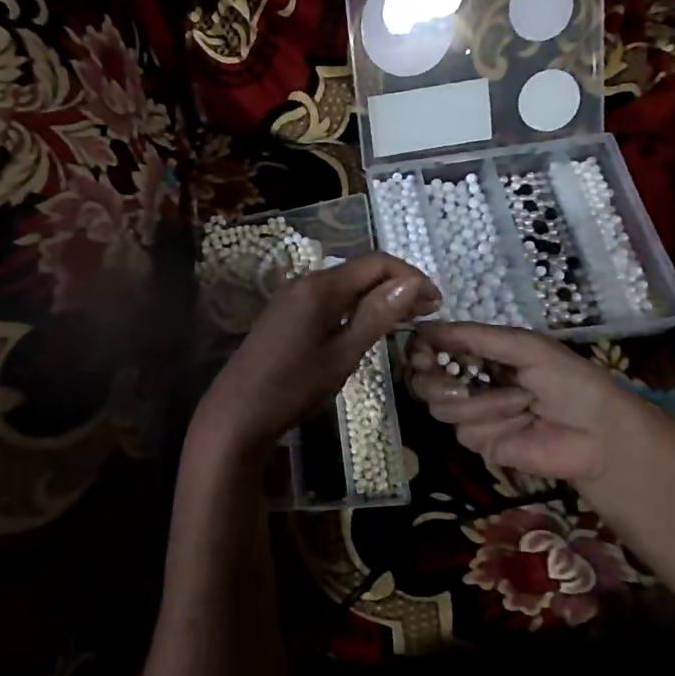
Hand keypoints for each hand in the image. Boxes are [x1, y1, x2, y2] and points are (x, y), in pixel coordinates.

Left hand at [194, 253, 438, 452]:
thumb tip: (412, 283)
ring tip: (402, 321)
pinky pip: (326, 300)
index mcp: (320, 287)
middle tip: (425, 314)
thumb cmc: (293, 387)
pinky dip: (351, 308)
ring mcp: (290, 297)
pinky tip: (364, 328)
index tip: (436, 303)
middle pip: (359, 271)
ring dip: (374, 297)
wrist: (238, 412)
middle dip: (395, 286)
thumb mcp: (343, 354)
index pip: (376, 263)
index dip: (411, 278)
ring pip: (343, 285)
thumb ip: (376, 316)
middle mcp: (304, 282)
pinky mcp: (283, 314)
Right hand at [405, 322, 649, 483]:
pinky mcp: (479, 442)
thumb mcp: (526, 346)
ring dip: (484, 404)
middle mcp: (469, 381)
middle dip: (438, 382)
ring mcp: (472, 413)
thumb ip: (475, 336)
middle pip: (423, 381)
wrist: (599, 434)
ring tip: (522, 403)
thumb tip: (424, 327)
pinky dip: (495, 425)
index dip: (421, 351)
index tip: (422, 355)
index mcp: (480, 354)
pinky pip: (465, 432)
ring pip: (441, 407)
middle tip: (462, 385)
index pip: (432, 348)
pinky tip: (521, 424)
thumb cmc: (570, 382)